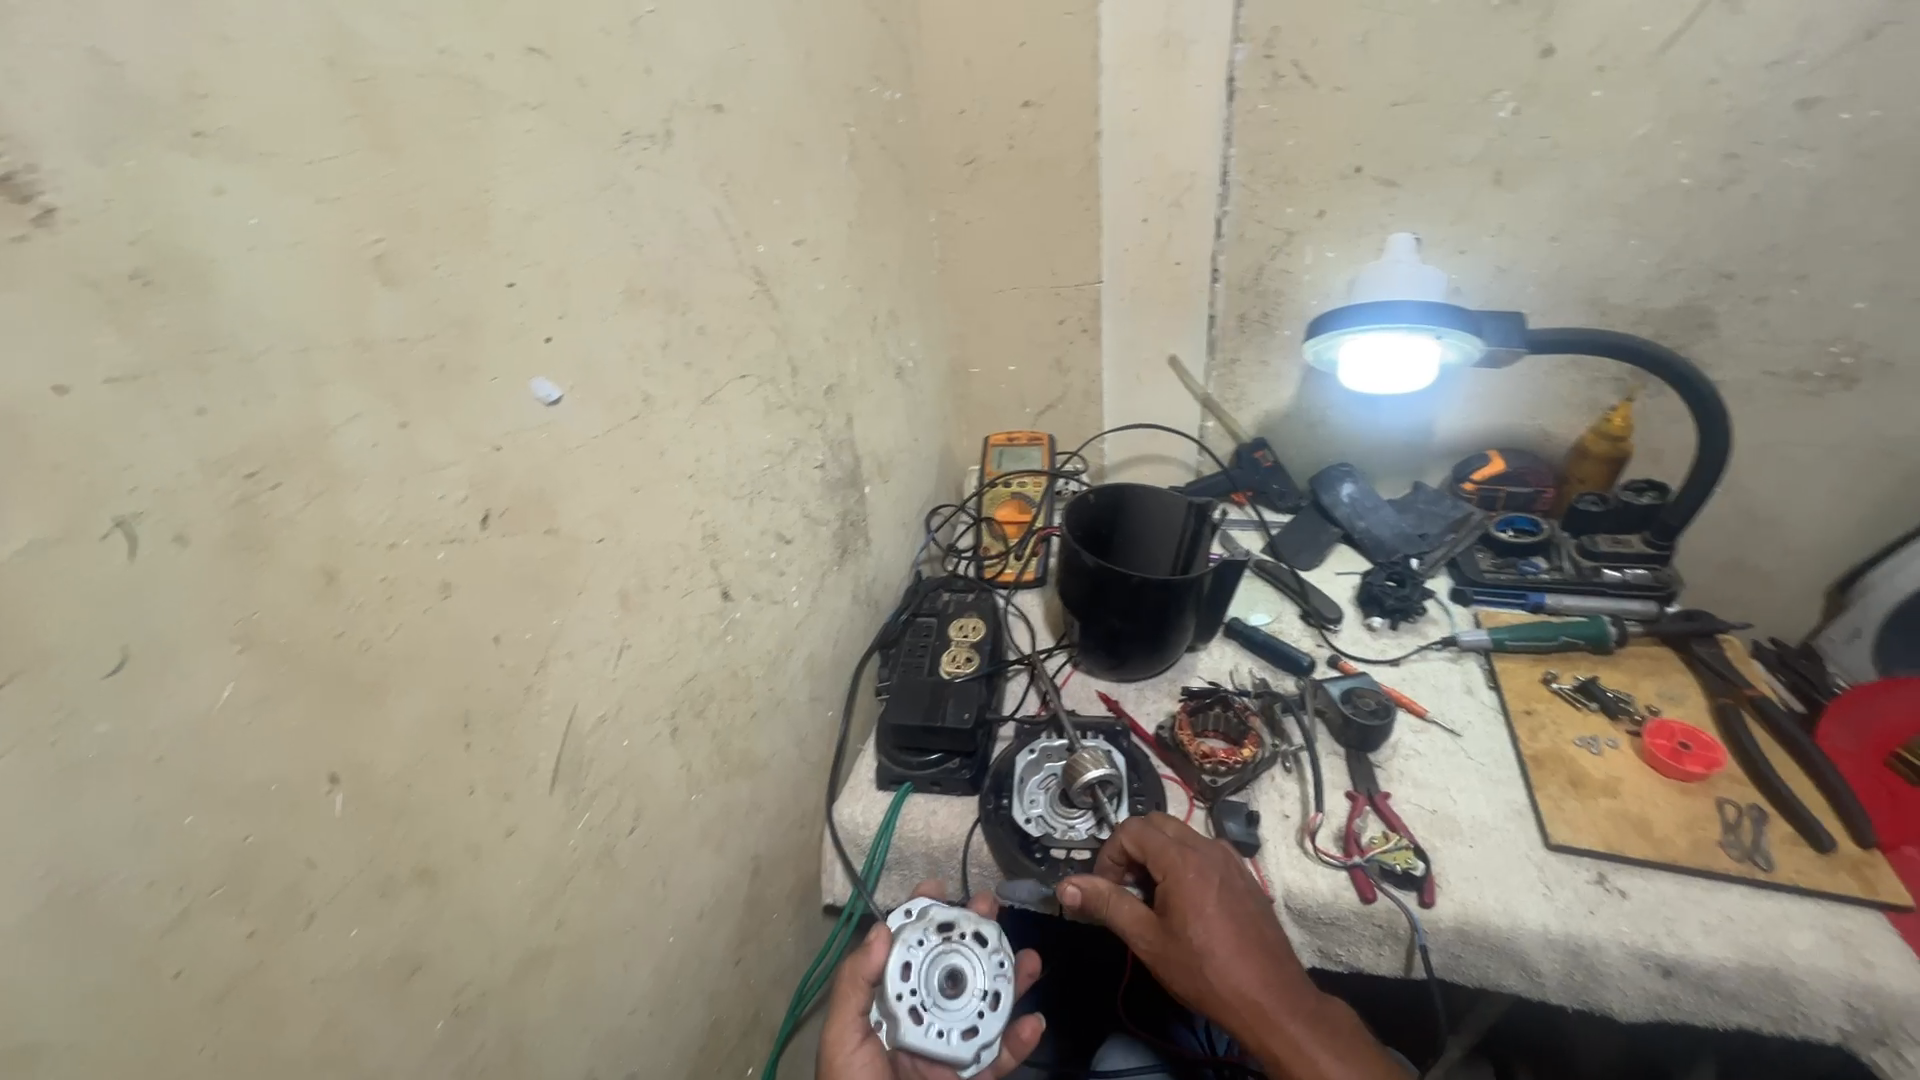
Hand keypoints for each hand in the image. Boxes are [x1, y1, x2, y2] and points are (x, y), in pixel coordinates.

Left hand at [817, 880, 1044, 1079]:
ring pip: (985, 1007)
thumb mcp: (841, 1037)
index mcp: (890, 1004)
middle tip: (991, 909)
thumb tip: (883, 929)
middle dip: (975, 936)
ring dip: (1010, 981)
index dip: (924, 917)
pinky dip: (1019, 1043)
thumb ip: (855, 984)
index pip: (909, 951)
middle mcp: (923, 1019)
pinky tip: (1034, 1023)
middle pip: (954, 969)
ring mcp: (948, 1051)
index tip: (939, 888)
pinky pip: (999, 1060)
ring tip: (1028, 959)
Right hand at [1056, 813, 1402, 1079]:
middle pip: (1155, 824)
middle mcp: (1206, 846)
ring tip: (1153, 900)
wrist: (1273, 1001)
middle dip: (1132, 849)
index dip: (1110, 855)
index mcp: (1181, 858)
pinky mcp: (1243, 874)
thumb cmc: (1205, 972)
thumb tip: (1065, 886)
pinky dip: (1183, 862)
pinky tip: (1185, 904)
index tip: (1107, 890)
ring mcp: (1230, 858)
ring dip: (1157, 855)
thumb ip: (1106, 904)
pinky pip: (1203, 851)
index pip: (1131, 829)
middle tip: (1126, 890)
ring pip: (1180, 835)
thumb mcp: (1148, 940)